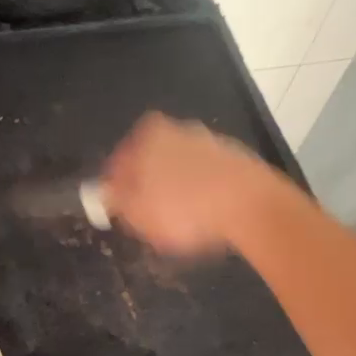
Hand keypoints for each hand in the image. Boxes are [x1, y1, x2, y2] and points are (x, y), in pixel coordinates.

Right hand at [99, 113, 294, 258]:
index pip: (117, 164)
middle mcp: (176, 129)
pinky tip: (205, 220)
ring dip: (174, 196)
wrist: (249, 204)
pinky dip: (200, 197)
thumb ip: (115, 201)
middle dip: (146, 193)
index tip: (123, 217)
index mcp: (147, 134)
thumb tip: (105, 193)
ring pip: (177, 174)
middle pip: (149, 166)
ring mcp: (206, 141)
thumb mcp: (137, 213)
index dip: (116, 194)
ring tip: (181, 227)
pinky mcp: (232, 159)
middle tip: (150, 224)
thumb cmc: (184, 209)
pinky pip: (203, 181)